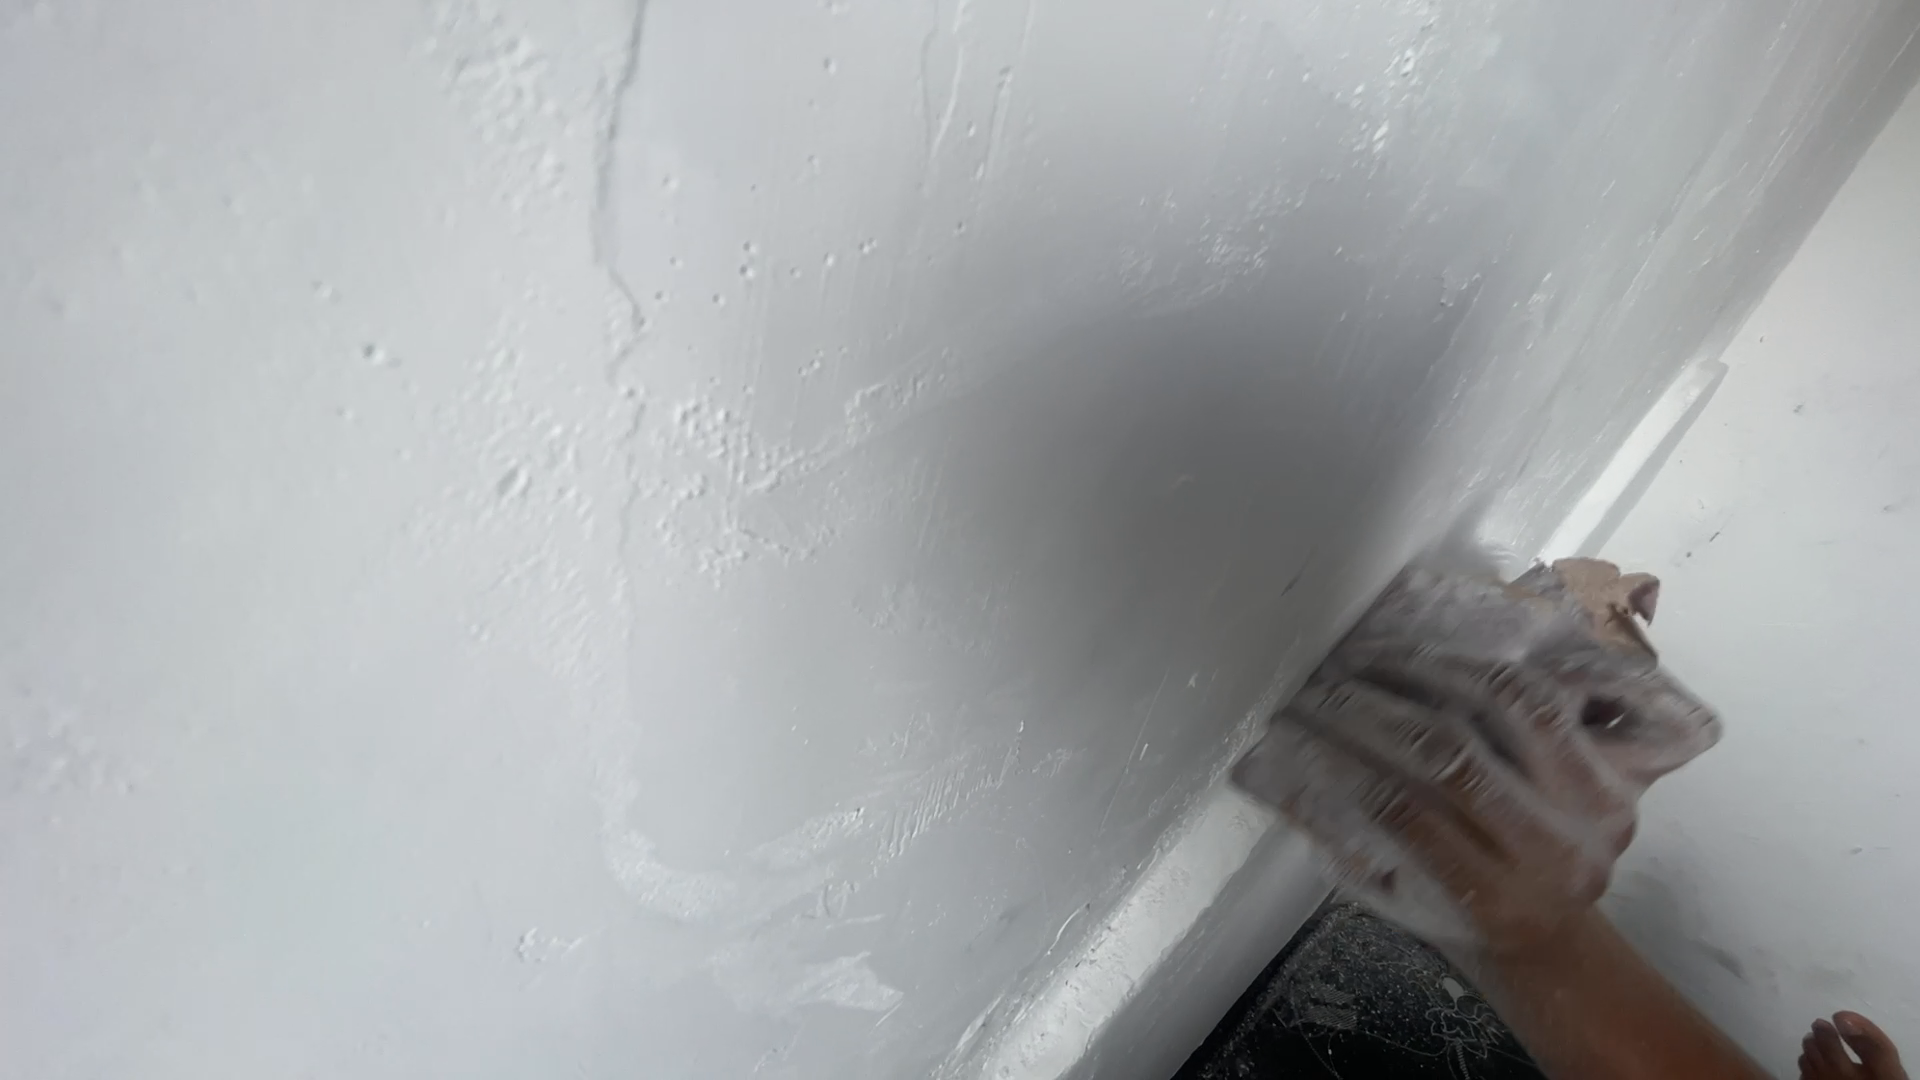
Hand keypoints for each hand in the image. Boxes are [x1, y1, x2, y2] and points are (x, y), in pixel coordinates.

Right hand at [1236, 648, 1644, 955]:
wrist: (1549, 931)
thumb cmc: (1448, 909)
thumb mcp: (1385, 891)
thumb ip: (1335, 832)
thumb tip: (1264, 767)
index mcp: (1492, 898)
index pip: (1402, 810)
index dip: (1335, 758)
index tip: (1285, 725)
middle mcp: (1556, 854)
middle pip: (1449, 755)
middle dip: (1365, 710)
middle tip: (1313, 686)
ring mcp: (1596, 805)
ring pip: (1507, 706)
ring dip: (1422, 672)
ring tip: (1364, 661)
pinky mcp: (1614, 768)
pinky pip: (1542, 694)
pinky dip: (1475, 666)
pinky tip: (1422, 660)